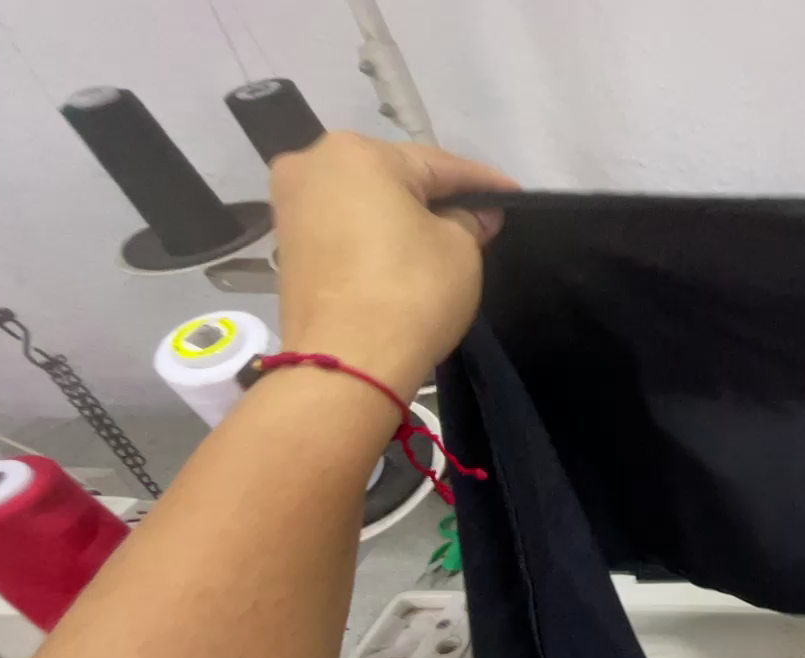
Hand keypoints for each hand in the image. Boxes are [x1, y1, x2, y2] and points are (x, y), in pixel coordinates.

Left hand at [270, 133, 518, 395]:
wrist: (350, 357)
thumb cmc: (413, 291)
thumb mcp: (462, 251)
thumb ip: (471, 221)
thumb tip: (476, 214)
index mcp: (360, 154)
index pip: (439, 163)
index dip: (483, 181)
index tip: (514, 193)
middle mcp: (314, 163)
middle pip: (395, 175)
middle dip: (439, 195)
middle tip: (480, 216)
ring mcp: (293, 201)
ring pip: (367, 199)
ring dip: (407, 214)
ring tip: (447, 235)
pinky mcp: (290, 240)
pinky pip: (348, 224)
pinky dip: (379, 233)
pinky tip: (407, 251)